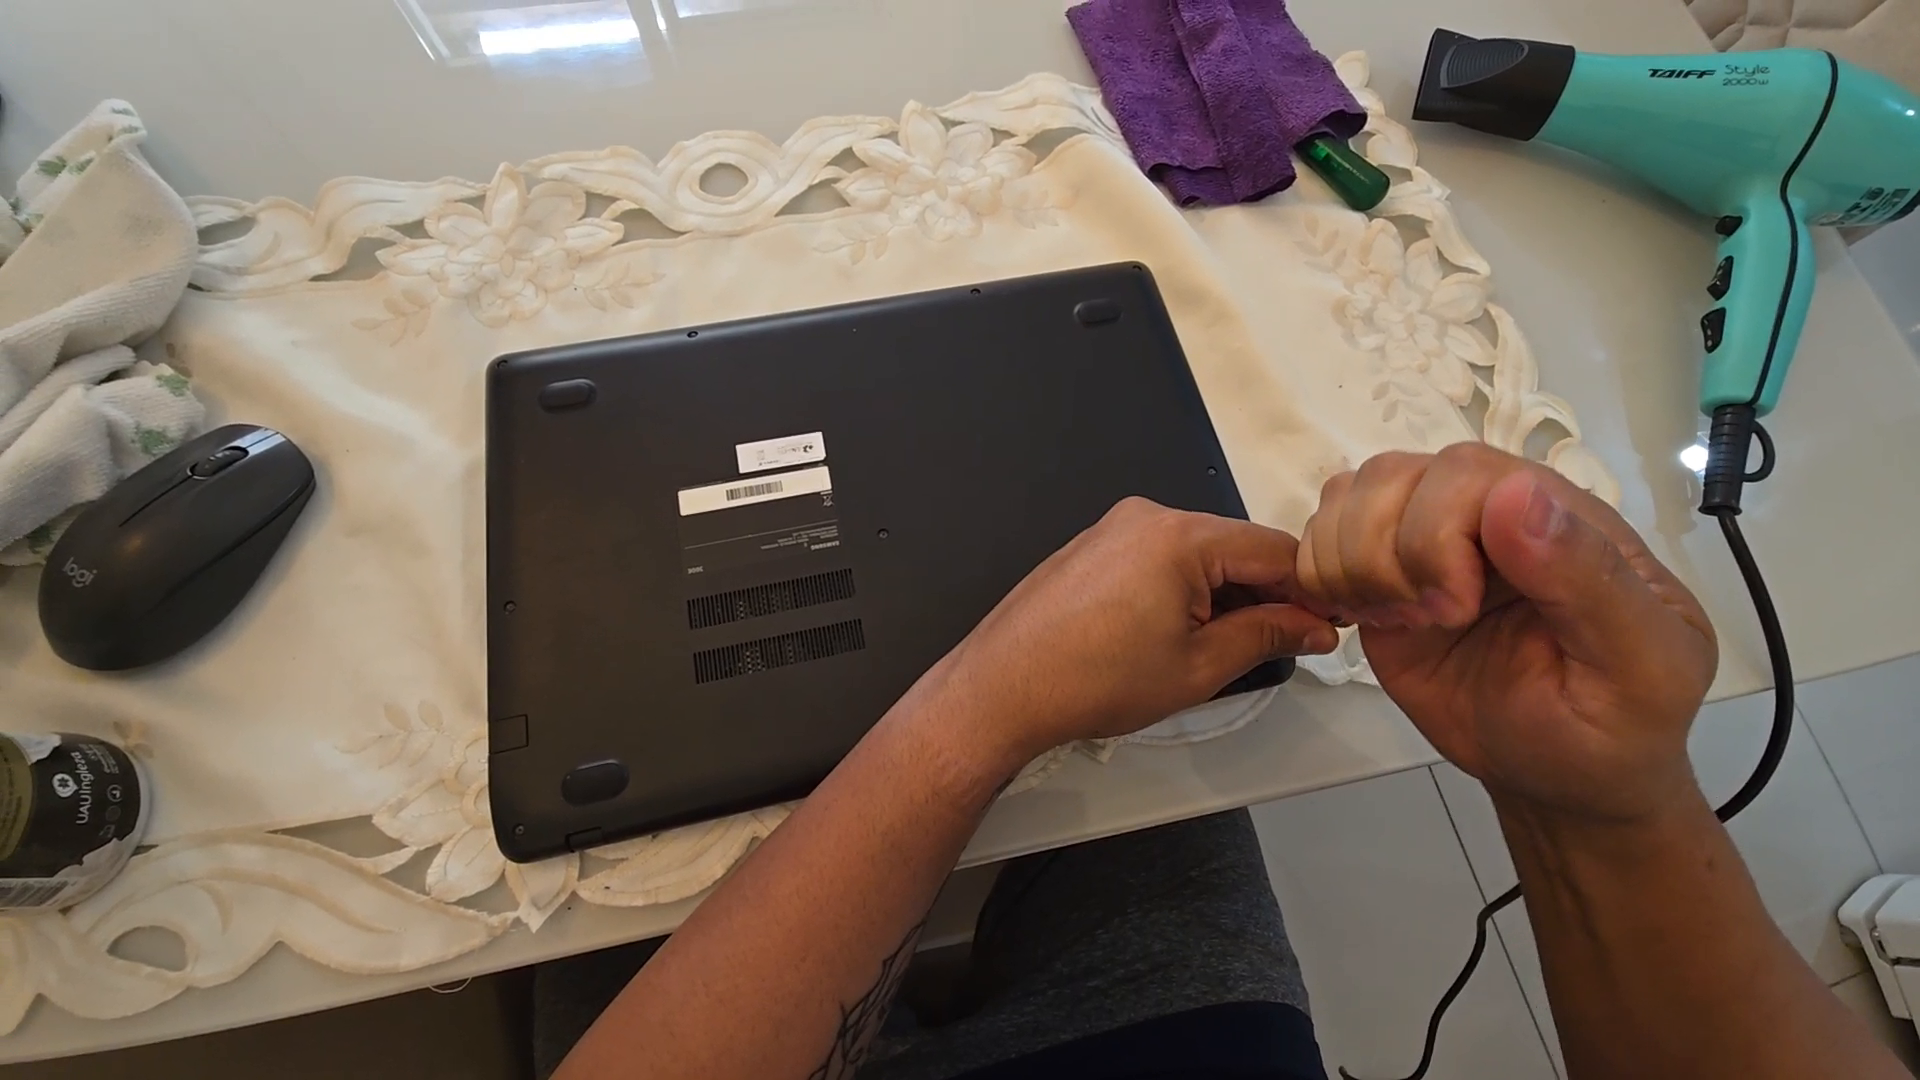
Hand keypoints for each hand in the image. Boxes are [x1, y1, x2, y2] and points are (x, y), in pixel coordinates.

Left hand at [933, 498, 1337, 767]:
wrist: (1002, 687)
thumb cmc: (1092, 681)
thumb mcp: (1197, 667)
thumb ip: (1266, 636)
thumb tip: (1313, 625)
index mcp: (1179, 536)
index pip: (1276, 549)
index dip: (1310, 590)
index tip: (1327, 626)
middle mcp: (1145, 518)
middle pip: (1234, 547)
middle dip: (1263, 593)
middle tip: (1282, 644)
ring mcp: (1112, 528)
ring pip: (1195, 553)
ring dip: (1221, 593)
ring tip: (1222, 646)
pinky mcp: (1092, 547)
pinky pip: (1156, 557)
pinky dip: (1180, 587)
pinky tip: (1176, 630)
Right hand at [1294, 444, 1717, 822]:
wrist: (1551, 770)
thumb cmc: (1606, 726)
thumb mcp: (1637, 667)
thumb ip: (1589, 578)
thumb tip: (1517, 492)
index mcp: (1554, 517)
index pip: (1463, 472)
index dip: (1435, 534)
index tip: (1454, 612)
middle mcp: (1479, 513)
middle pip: (1390, 476)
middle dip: (1384, 555)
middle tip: (1423, 622)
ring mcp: (1417, 541)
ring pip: (1346, 497)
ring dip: (1347, 564)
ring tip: (1391, 620)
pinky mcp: (1372, 574)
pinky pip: (1317, 537)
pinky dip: (1317, 575)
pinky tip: (1360, 617)